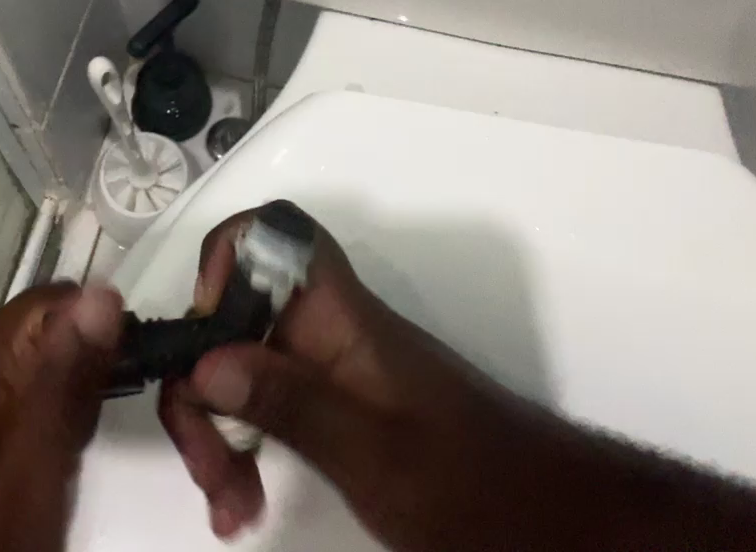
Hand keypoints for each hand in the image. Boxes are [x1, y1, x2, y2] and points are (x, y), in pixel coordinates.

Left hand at [0, 283, 124, 551]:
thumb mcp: (38, 456)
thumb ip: (69, 371)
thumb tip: (104, 291)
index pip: (55, 299)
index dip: (96, 330)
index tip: (117, 378)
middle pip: (41, 329)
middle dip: (73, 372)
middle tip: (77, 437)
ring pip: (27, 359)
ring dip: (54, 397)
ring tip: (54, 453)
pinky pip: (4, 381)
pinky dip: (28, 410)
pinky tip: (28, 457)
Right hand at [158, 205, 528, 545]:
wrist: (556, 527)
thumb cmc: (476, 489)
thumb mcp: (377, 458)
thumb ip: (290, 403)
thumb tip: (203, 363)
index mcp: (338, 315)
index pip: (274, 233)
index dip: (224, 259)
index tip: (205, 338)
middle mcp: (320, 326)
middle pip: (231, 316)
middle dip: (200, 385)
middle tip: (207, 469)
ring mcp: (320, 365)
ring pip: (234, 365)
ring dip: (214, 428)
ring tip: (226, 503)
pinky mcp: (323, 402)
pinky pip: (257, 404)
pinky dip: (237, 447)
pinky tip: (239, 502)